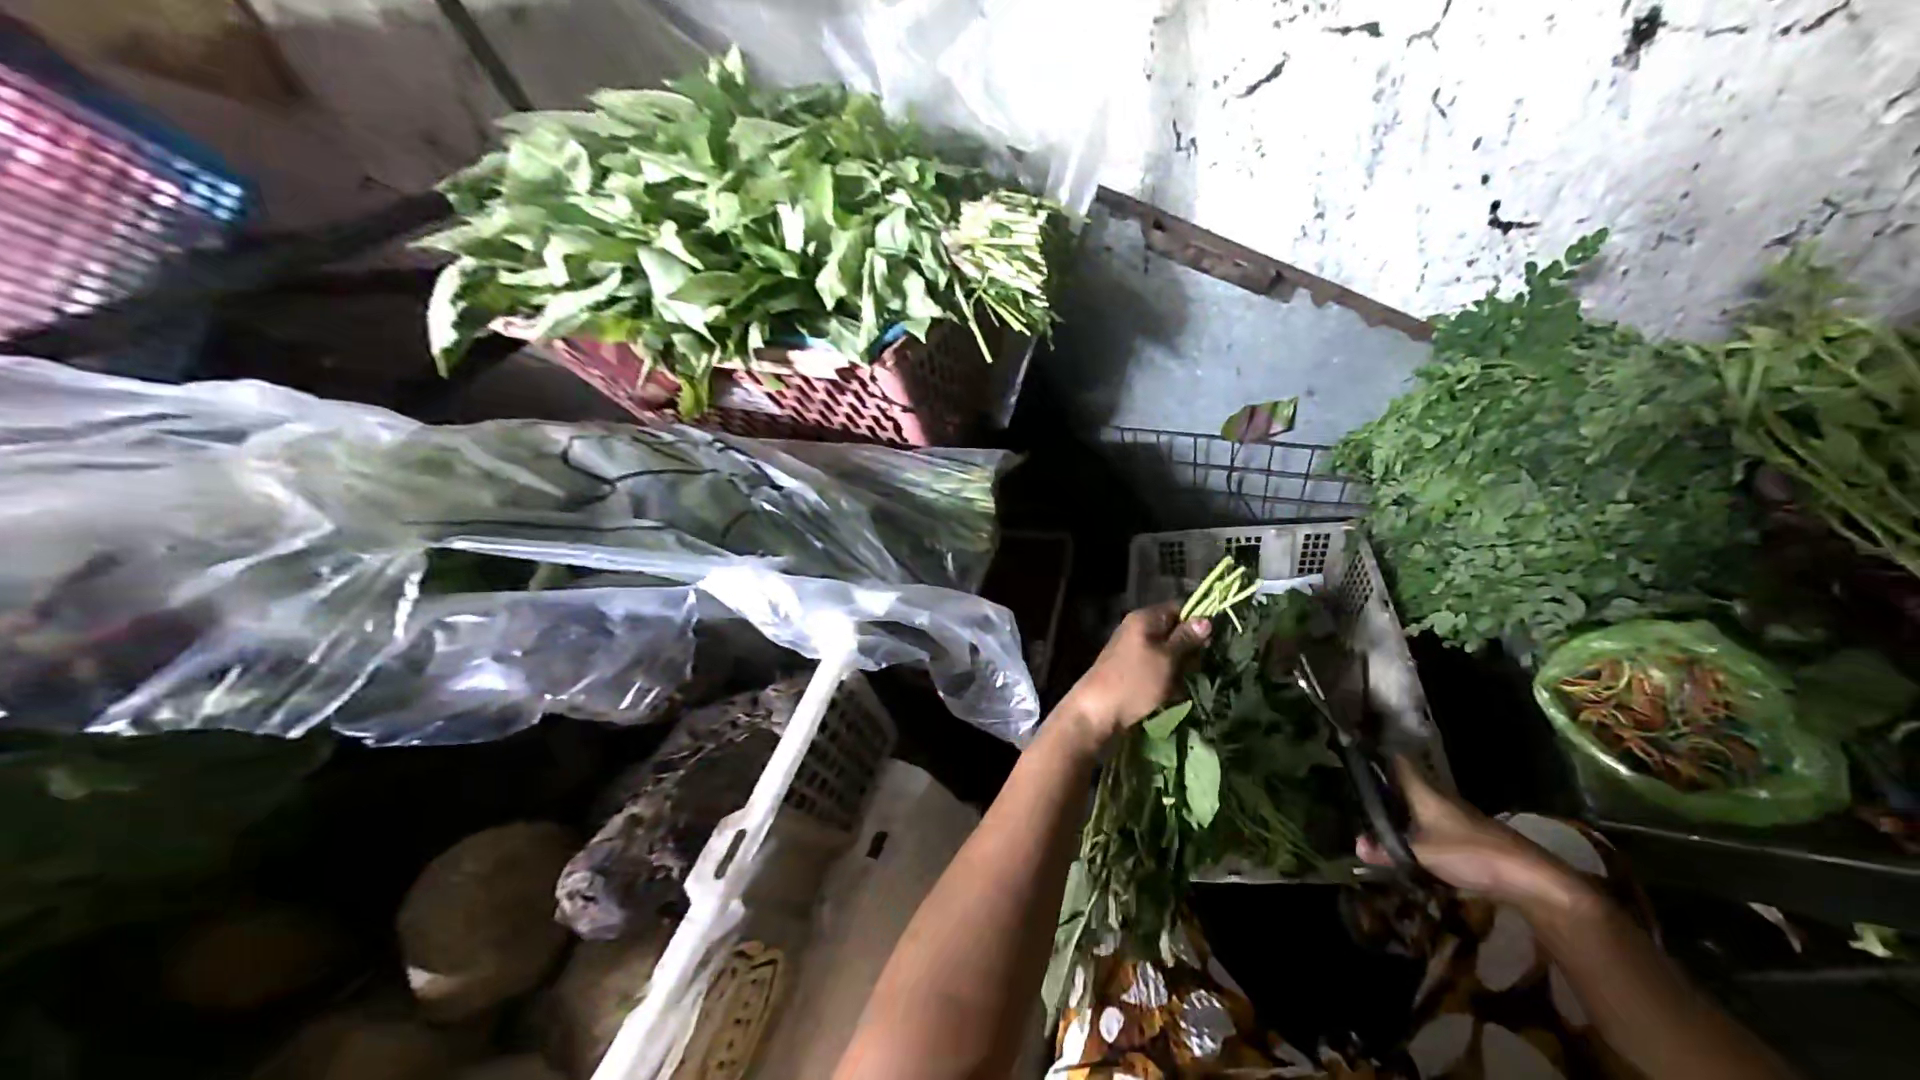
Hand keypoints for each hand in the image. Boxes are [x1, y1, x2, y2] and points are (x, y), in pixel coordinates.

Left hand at [1056, 601, 1210, 749]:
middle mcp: (1138, 629)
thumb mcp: (1166, 658)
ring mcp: (1134, 650)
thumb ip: (1186, 638)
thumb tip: (1206, 619)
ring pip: (1169, 654)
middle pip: (1175, 632)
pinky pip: (1158, 670)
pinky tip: (1169, 695)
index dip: (1198, 622)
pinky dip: (1167, 681)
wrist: (1098, 712)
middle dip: (1189, 652)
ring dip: (1179, 670)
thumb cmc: (1134, 680)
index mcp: (1145, 618)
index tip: (1211, 642)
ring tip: (1179, 686)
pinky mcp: (1132, 670)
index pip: (1179, 608)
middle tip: (1193, 669)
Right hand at [1360, 759, 1596, 915]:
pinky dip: (1413, 825)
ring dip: (1398, 806)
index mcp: (1424, 790)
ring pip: (1417, 802)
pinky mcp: (1464, 833)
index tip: (1353, 748)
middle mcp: (1437, 795)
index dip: (1376, 751)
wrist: (1528, 877)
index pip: (1397, 760)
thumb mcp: (1421, 853)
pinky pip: (1429, 820)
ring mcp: (1453, 814)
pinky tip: (1403, 838)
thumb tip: (1356, 845)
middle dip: (1382, 784)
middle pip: (1405, 781)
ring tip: (1372, 815)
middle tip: (1355, 789)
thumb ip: (1387, 849)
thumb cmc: (1470, 853)